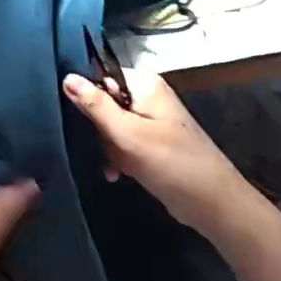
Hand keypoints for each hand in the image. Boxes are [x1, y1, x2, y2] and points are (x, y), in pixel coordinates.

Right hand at [62, 68, 250, 234]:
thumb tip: (67, 77)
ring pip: (113, 126)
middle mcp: (148, 96)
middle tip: (105, 150)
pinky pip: (125, 142)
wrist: (213, 204)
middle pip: (105, 102)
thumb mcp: (128, 134)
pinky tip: (117, 175)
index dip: (86, 97)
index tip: (76, 120)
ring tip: (114, 168)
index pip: (101, 76)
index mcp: (144, 84)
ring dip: (109, 148)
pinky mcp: (154, 142)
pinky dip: (120, 158)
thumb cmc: (171, 163)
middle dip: (100, 130)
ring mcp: (152, 120)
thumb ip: (96, 106)